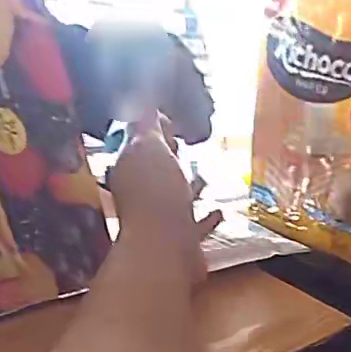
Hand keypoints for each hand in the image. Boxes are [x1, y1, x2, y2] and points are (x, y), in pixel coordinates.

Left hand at [105, 117, 221, 282]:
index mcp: (130, 165)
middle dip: (171, 158)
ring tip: (206, 178)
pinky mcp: (182, 240)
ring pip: (177, 197)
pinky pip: (196, 224)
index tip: (170, 120)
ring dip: (190, 187)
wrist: (167, 248)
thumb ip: (148, 124)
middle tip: (185, 148)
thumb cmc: (157, 194)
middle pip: (157, 170)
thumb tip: (147, 103)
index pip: (139, 139)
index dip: (153, 127)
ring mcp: (162, 217)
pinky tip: (220, 211)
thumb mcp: (151, 147)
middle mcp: (142, 191)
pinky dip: (207, 217)